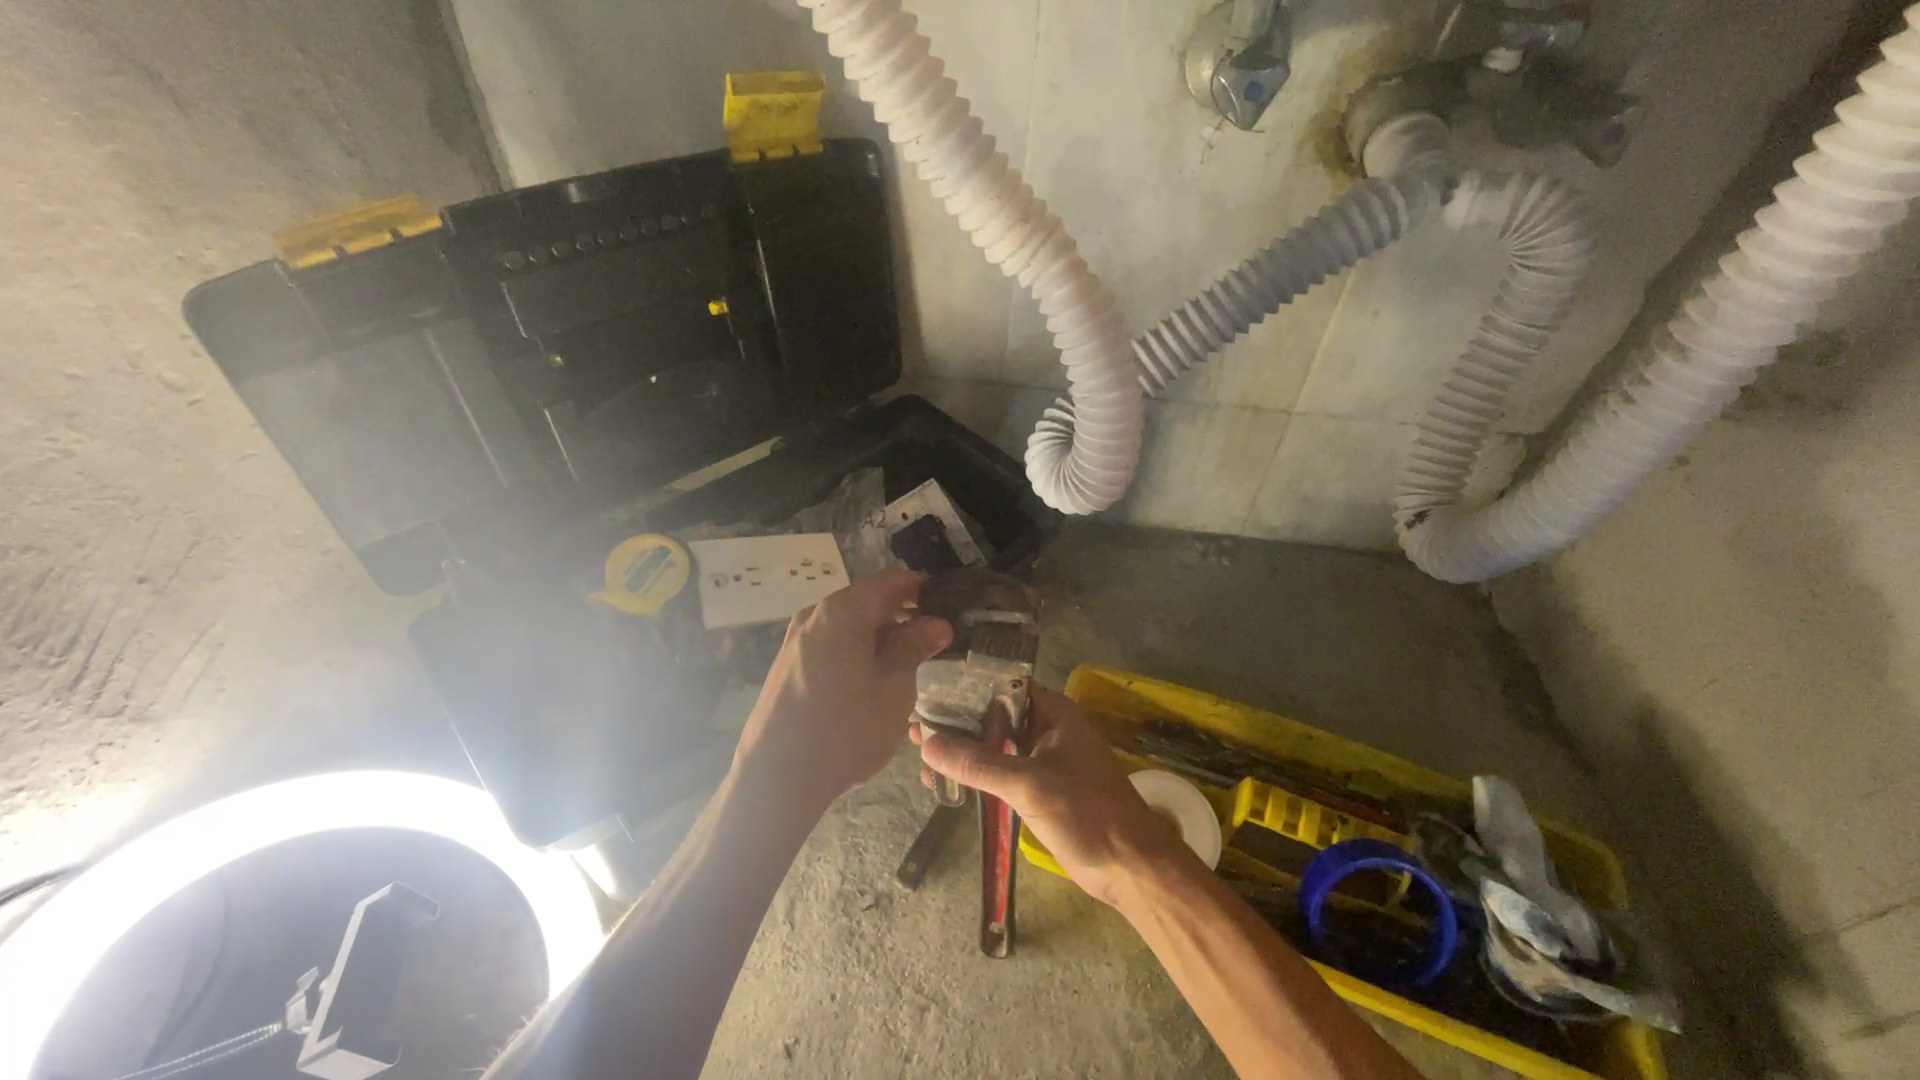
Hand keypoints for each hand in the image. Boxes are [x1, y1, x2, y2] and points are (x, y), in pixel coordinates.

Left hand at [733, 569, 952, 809]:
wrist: (776, 778)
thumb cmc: (845, 730)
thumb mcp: (895, 689)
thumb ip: (914, 648)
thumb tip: (936, 624)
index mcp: (842, 611)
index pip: (891, 581)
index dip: (923, 592)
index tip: (946, 613)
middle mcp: (814, 616)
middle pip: (866, 601)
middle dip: (901, 617)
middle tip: (931, 647)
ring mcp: (794, 641)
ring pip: (846, 626)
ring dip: (877, 639)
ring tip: (902, 670)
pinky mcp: (785, 667)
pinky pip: (828, 646)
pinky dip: (853, 654)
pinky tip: (867, 687)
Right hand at [915, 685, 1187, 905]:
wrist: (1128, 866)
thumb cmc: (1086, 813)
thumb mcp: (1029, 784)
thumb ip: (978, 763)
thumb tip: (928, 743)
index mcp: (1053, 712)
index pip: (1002, 685)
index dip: (965, 688)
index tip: (926, 696)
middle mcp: (1047, 728)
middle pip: (993, 715)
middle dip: (956, 722)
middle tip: (914, 729)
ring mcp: (1042, 759)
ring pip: (994, 744)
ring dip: (961, 749)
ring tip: (919, 755)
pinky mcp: (1037, 788)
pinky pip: (999, 771)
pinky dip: (974, 773)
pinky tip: (944, 781)